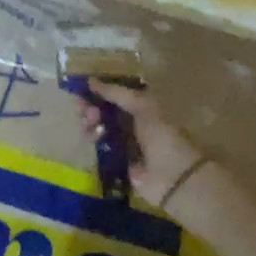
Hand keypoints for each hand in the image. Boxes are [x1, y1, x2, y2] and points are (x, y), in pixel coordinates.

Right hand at [76, 81, 204, 206]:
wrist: (171, 175)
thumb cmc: (161, 135)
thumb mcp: (142, 106)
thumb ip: (116, 93)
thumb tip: (90, 80)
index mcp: (144, 107)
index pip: (117, 94)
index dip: (100, 90)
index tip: (83, 88)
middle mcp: (134, 122)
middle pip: (105, 110)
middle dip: (92, 106)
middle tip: (83, 108)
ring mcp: (125, 142)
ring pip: (100, 126)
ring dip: (91, 121)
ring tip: (90, 122)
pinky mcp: (117, 160)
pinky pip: (100, 145)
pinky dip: (95, 138)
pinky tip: (94, 136)